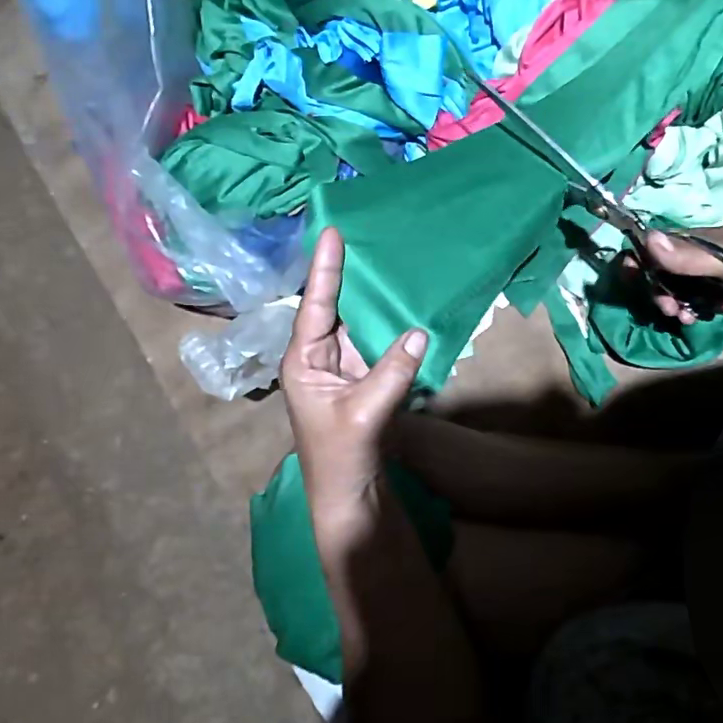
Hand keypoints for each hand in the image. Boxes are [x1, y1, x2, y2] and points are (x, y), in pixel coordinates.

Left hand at [281, 227, 428, 516]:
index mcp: (304, 360)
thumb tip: (419, 333)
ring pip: (358, 319)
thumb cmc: (342, 456)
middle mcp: (320, 354)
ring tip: (384, 255)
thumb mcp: (364, 414)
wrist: (351, 492)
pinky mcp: (366, 374)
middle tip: (361, 230)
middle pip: (334, 304)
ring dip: (371, 293)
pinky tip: (405, 299)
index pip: (315, 305)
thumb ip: (391, 373)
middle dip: (346, 270)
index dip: (324, 268)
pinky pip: (378, 338)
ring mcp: (345, 363)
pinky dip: (391, 320)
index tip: (331, 231)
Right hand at [638, 192, 722, 322]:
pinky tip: (719, 313)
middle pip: (671, 270)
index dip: (642, 265)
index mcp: (699, 239)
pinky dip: (708, 304)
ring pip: (690, 284)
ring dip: (684, 302)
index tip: (642, 287)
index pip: (656, 247)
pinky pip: (713, 292)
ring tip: (690, 318)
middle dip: (664, 291)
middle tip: (672, 311)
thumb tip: (645, 240)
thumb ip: (688, 255)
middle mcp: (707, 249)